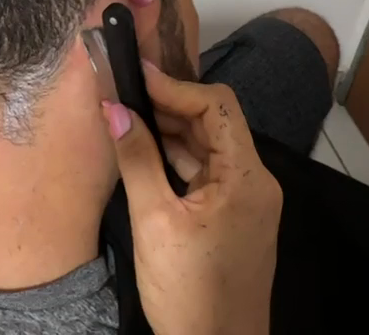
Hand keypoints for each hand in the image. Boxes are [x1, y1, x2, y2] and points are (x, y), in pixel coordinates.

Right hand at [107, 63, 280, 334]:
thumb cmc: (189, 292)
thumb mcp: (155, 221)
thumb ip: (137, 159)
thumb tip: (114, 107)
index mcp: (247, 177)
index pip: (217, 106)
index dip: (177, 86)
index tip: (137, 75)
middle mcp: (254, 181)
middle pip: (214, 122)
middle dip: (170, 104)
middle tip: (125, 91)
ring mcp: (246, 201)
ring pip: (208, 146)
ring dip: (170, 130)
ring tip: (128, 115)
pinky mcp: (233, 218)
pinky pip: (206, 172)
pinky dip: (176, 157)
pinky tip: (145, 151)